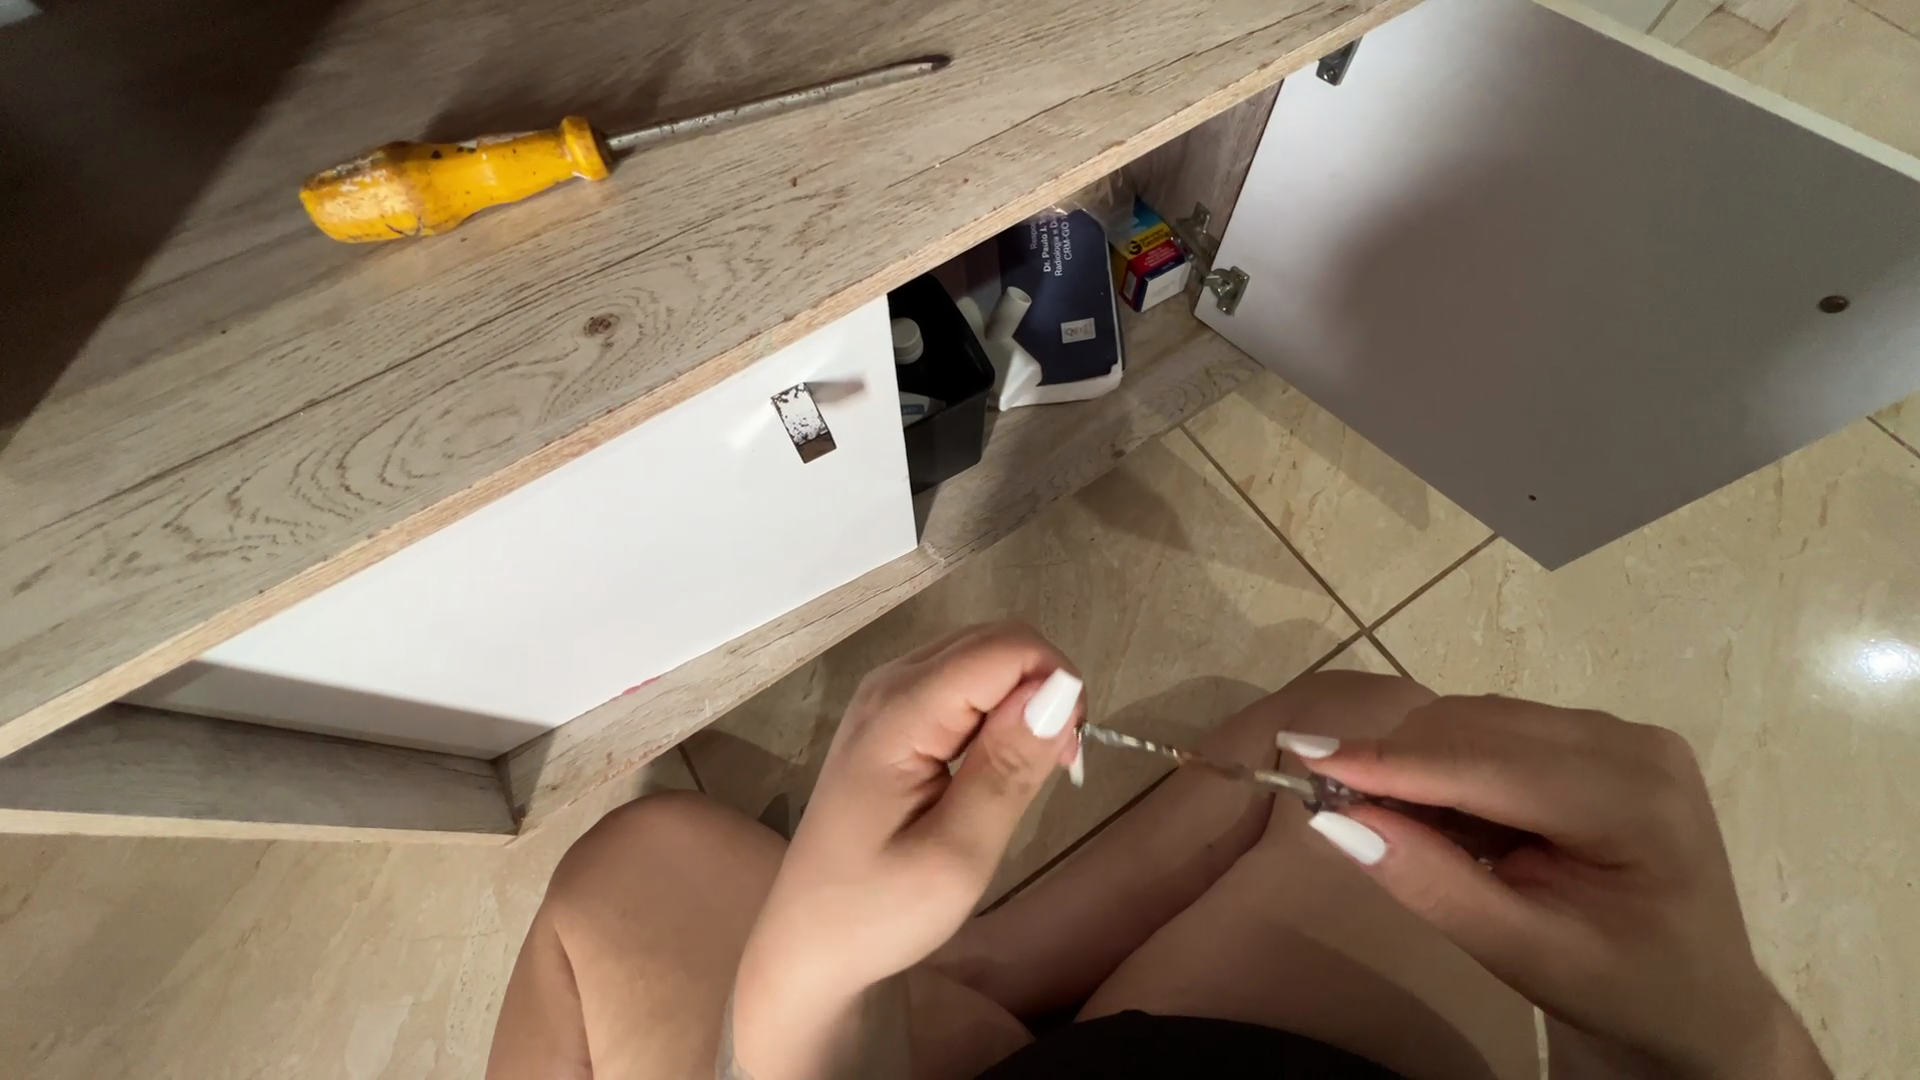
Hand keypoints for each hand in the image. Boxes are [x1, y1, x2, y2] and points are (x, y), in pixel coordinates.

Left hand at [728, 621, 1083, 1078]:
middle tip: (1054, 766)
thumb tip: (1062, 691)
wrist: (808, 937)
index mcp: (902, 709)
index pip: (1005, 647)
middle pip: (996, 642)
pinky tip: (992, 762)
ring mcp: (887, 692)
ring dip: (1023, 699)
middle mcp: (892, 681)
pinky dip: (997, 708)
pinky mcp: (892, 710)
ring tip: (1026, 771)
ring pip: (983, 656)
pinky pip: (963, 680)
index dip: (1054, 683)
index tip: (1066, 754)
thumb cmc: (878, 909)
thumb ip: (1008, 766)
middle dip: (1043, 690)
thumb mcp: (957, 853)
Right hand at [1284, 695, 1827, 1079]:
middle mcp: (1630, 745)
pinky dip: (1441, 761)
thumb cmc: (1616, 986)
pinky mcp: (1587, 729)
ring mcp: (1613, 729)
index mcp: (1637, 806)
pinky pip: (1479, 724)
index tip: (1301, 755)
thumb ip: (1432, 885)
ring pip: (1465, 719)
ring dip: (1416, 763)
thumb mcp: (1524, 956)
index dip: (1387, 760)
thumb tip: (1332, 818)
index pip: (1484, 765)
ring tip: (1421, 830)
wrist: (1693, 994)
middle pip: (1468, 728)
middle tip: (1348, 813)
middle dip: (1395, 765)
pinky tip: (1455, 812)